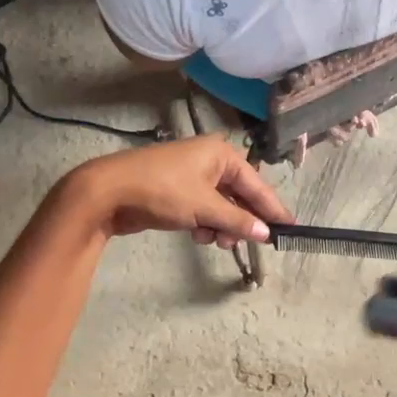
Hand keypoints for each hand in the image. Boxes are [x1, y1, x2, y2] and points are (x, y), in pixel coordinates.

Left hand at [63, 136, 289, 246]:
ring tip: (216, 241)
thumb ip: (238, 221)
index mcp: (221, 154)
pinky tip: (198, 235)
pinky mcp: (176, 192)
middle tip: (245, 242)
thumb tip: (265, 233)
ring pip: (221, 205)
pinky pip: (202, 209)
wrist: (107, 192)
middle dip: (241, 220)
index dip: (272, 207)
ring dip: (221, 226)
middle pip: (239, 195)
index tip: (289, 227)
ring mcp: (191, 176)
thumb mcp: (204, 208)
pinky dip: (204, 223)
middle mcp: (209, 161)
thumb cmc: (161, 191)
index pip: (256, 184)